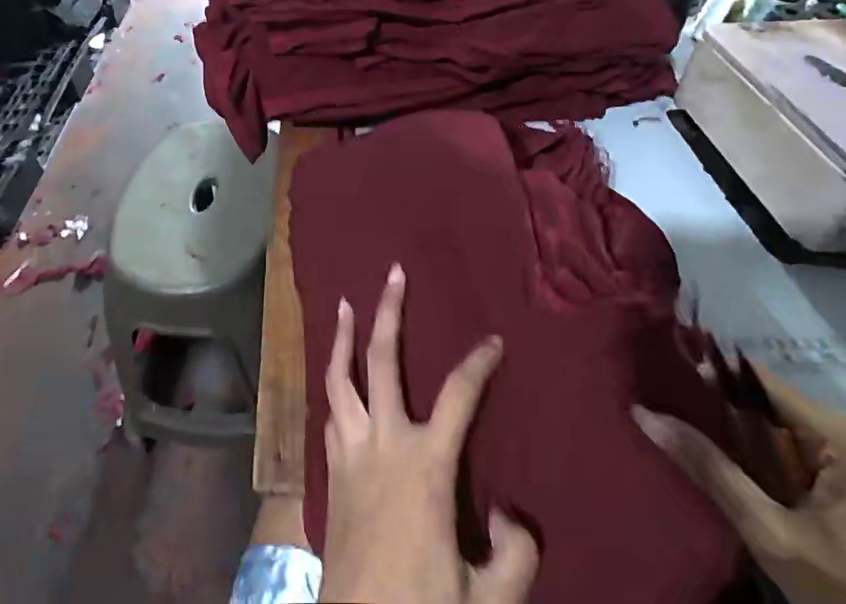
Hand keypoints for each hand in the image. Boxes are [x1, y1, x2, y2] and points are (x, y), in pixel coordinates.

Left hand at [316, 264, 537, 603]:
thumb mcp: (490, 594)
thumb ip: (515, 551)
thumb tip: (511, 513)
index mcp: (425, 463)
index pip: (460, 395)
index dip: (479, 362)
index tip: (494, 341)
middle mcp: (382, 442)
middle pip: (381, 361)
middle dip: (388, 312)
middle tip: (393, 273)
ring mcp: (349, 452)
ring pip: (339, 378)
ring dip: (342, 338)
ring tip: (345, 304)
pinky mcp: (330, 470)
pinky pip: (330, 410)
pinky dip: (333, 381)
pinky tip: (337, 376)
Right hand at [632, 367, 845, 603]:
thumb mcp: (775, 536)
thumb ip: (712, 471)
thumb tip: (644, 414)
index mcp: (843, 438)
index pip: (758, 381)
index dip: (705, 374)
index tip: (655, 372)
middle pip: (763, 405)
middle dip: (710, 406)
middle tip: (652, 399)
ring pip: (771, 434)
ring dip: (727, 435)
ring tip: (667, 422)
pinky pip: (787, 459)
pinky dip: (750, 460)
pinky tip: (708, 460)